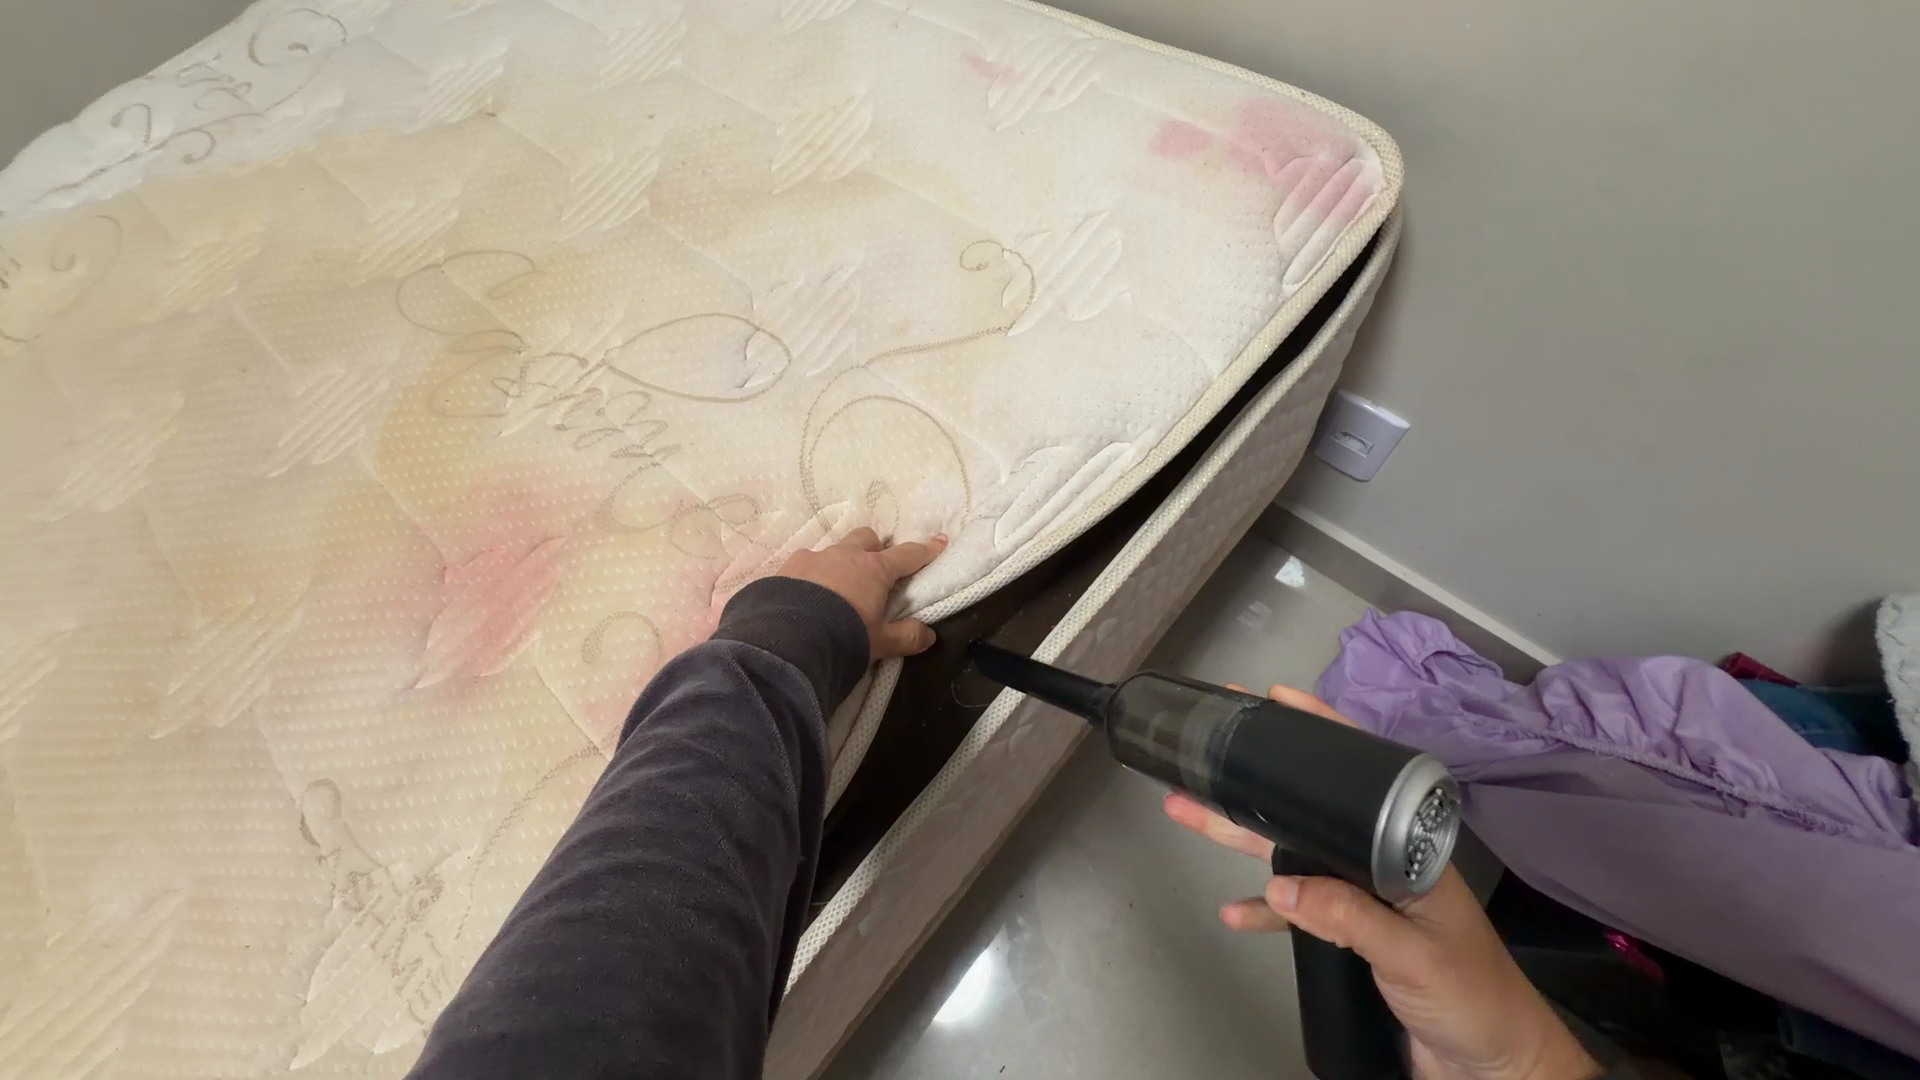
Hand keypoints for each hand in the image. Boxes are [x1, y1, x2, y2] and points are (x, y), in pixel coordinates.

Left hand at [774, 528, 946, 660]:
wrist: (787, 640)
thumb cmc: (844, 637)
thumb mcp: (879, 642)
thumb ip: (905, 637)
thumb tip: (929, 636)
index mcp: (874, 570)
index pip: (907, 555)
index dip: (925, 550)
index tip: (939, 541)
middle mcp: (845, 556)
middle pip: (866, 538)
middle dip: (875, 547)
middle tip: (877, 565)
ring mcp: (813, 559)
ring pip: (832, 550)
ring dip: (839, 563)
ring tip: (835, 587)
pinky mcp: (785, 569)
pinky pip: (803, 566)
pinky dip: (809, 576)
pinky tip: (804, 595)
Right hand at [1164, 683, 1599, 1079]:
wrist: (1493, 1066)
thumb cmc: (1472, 997)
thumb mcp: (1414, 954)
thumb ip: (1347, 917)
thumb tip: (1277, 887)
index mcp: (1402, 846)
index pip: (1356, 774)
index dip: (1315, 733)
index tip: (1274, 700)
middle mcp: (1372, 858)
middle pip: (1302, 810)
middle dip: (1250, 782)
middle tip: (1205, 753)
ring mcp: (1354, 893)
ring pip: (1284, 851)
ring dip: (1236, 835)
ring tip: (1186, 808)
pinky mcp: (1342, 930)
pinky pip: (1290, 908)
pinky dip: (1261, 907)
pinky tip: (1232, 910)